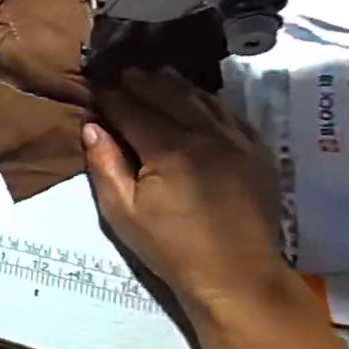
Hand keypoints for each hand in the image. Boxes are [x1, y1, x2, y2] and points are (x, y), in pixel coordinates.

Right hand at [82, 67, 288, 312]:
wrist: (237, 276)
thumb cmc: (171, 248)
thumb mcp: (123, 213)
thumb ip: (105, 165)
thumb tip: (92, 126)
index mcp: (170, 150)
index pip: (133, 110)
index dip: (112, 96)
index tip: (96, 86)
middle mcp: (206, 134)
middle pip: (168, 94)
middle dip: (141, 82)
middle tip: (120, 73)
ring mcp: (237, 139)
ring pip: (201, 97)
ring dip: (173, 84)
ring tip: (152, 75)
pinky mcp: (256, 150)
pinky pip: (228, 111)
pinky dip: (205, 98)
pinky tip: (193, 97)